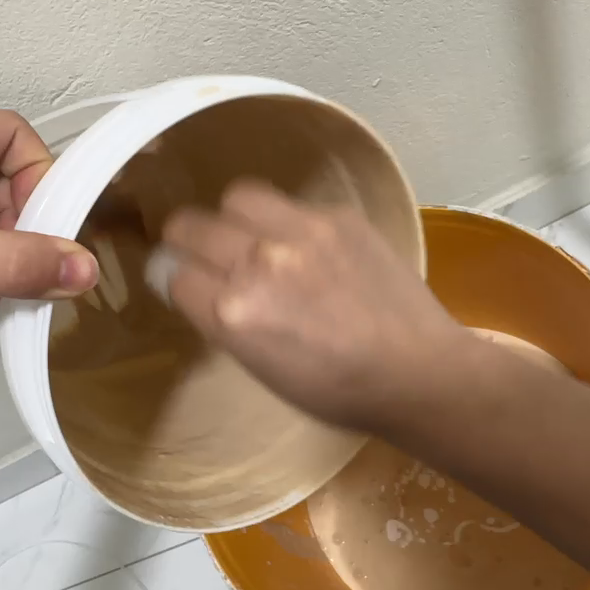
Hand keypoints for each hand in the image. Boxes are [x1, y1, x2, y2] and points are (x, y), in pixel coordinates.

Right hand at [162, 181, 473, 434]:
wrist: (416, 371)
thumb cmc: (335, 391)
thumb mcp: (260, 368)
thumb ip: (223, 320)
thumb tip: (200, 286)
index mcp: (233, 313)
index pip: (172, 274)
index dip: (173, 279)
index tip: (184, 281)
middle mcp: (258, 262)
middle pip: (189, 225)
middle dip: (185, 241)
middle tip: (201, 251)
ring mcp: (301, 232)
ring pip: (237, 198)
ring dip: (233, 218)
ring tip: (252, 237)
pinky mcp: (339, 216)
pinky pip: (291, 204)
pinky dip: (287, 223)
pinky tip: (308, 248)